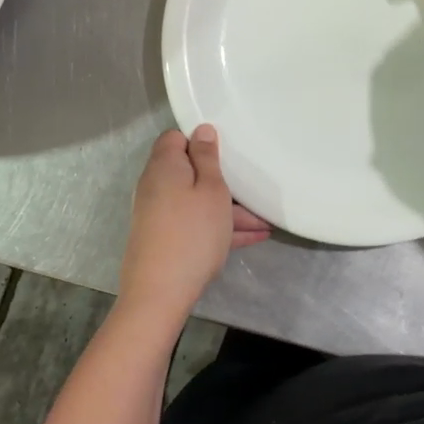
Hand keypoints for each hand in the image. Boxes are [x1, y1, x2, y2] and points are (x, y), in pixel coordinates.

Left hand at [118, 125, 269, 320]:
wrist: (160, 293)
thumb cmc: (192, 233)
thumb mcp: (211, 189)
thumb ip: (207, 157)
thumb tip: (201, 129)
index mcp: (164, 166)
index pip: (176, 138)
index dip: (200, 141)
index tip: (226, 151)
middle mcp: (157, 187)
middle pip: (190, 172)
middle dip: (223, 180)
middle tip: (253, 187)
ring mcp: (160, 215)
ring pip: (198, 202)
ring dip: (229, 210)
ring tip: (266, 221)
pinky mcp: (165, 239)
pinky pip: (197, 224)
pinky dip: (221, 228)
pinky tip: (254, 238)